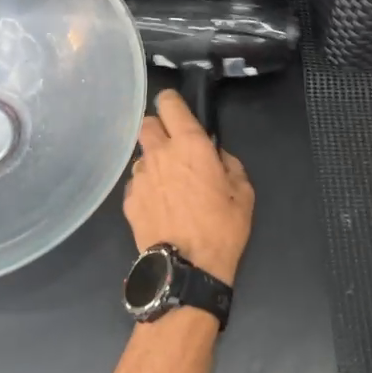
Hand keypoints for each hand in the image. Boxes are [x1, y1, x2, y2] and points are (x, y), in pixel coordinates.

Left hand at [125, 90, 254, 286]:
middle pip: (146, 124)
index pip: (169, 103)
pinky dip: (145, 187)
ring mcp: (139, 177)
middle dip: (158, 129)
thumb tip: (217, 155)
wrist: (187, 269)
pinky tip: (158, 205)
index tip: (179, 112)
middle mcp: (159, 153)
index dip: (172, 103)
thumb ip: (230, 164)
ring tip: (168, 183)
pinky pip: (135, 183)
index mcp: (190, 144)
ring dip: (152, 161)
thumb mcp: (243, 193)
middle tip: (174, 146)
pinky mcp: (128, 201)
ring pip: (140, 155)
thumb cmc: (222, 229)